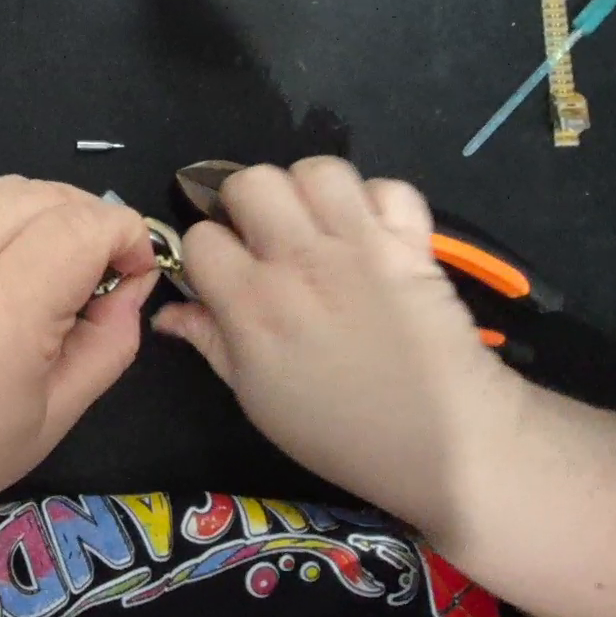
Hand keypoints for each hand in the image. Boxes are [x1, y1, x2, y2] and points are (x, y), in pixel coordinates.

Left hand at [0, 176, 159, 539]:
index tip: (136, 270)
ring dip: (52, 209)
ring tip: (60, 259)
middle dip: (95, 218)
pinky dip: (8, 212)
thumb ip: (108, 343)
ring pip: (10, 186)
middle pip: (51, 194)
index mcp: (3, 310)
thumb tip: (131, 286)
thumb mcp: (53, 418)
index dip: (127, 234)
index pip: (84, 225)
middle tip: (105, 269)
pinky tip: (10, 256)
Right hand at [152, 158, 525, 539]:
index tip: (219, 273)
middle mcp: (301, 260)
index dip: (204, 253)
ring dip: (307, 189)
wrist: (450, 446)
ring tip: (313, 222)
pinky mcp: (412, 245)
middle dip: (245, 201)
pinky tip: (369, 231)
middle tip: (261, 234)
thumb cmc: (338, 430)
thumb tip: (165, 312)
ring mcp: (361, 247)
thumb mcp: (254, 397)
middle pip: (252, 181)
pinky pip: (390, 188)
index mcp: (254, 303)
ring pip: (318, 170)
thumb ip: (208, 341)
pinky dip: (377, 201)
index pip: (201, 237)